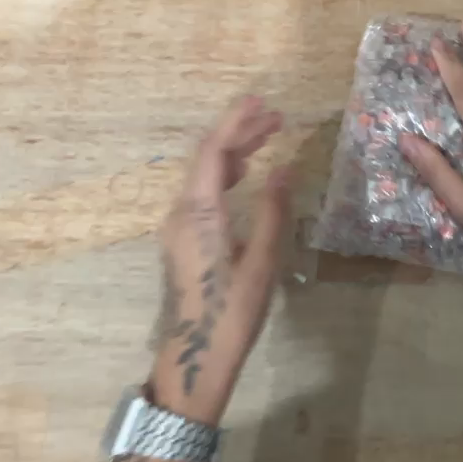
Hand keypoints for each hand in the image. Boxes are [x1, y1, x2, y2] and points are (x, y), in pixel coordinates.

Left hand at [149, 96, 291, 424]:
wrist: (194, 360)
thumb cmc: (232, 314)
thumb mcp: (261, 264)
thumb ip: (272, 213)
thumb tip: (284, 169)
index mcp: (199, 214)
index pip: (213, 152)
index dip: (235, 122)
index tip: (261, 101)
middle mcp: (182, 213)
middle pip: (207, 158)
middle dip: (239, 131)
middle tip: (276, 117)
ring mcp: (179, 227)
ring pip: (204, 174)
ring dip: (234, 151)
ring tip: (269, 136)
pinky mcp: (184, 239)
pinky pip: (202, 191)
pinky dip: (225, 172)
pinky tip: (246, 173)